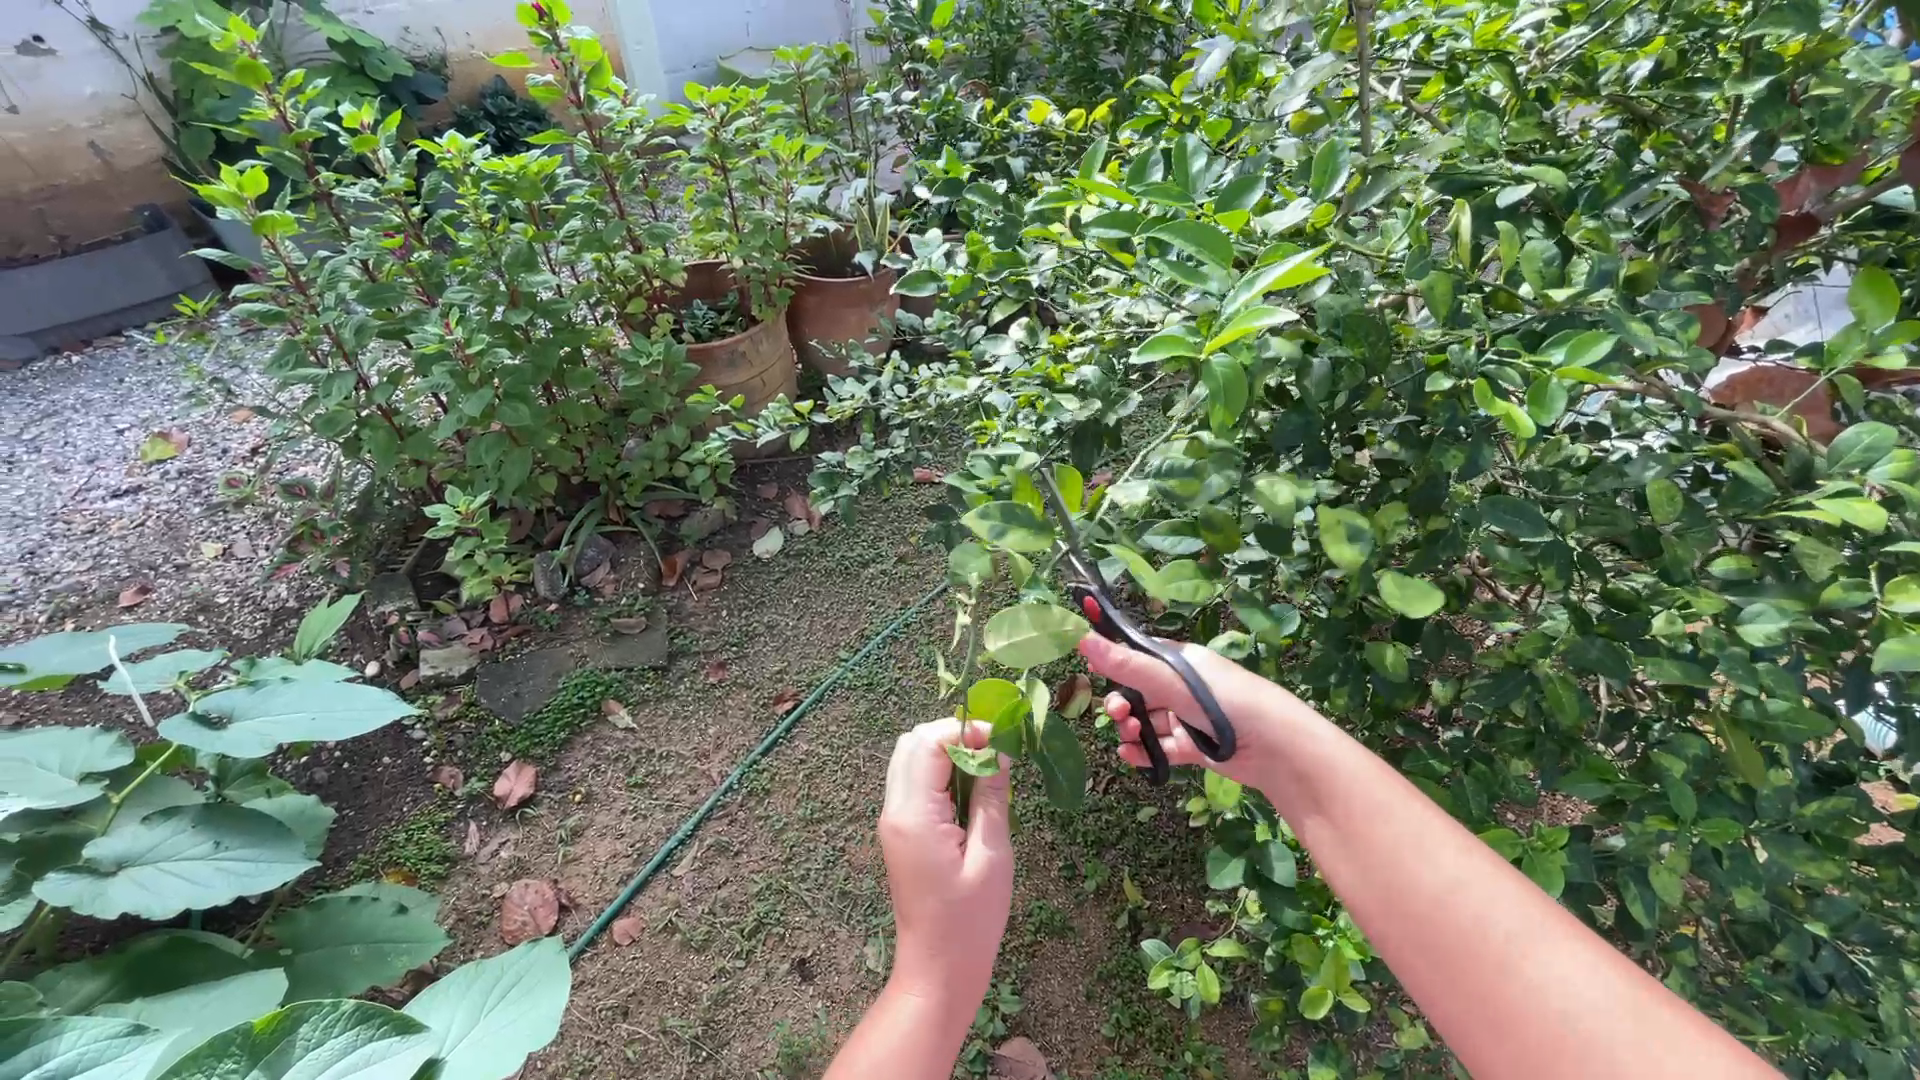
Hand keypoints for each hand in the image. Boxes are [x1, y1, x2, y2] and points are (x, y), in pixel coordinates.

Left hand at [878, 718, 1013, 1003]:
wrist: (937, 970)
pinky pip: (913, 781)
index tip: (1001, 740)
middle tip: (994, 750)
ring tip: (986, 767)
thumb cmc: (970, 921)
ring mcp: (892, 820)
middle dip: (954, 734)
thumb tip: (999, 750)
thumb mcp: (992, 856)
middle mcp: (894, 810)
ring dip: (945, 750)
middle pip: (913, 742)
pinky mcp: (898, 831)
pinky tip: (969, 789)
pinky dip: (939, 772)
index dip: (965, 730)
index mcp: (914, 815)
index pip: (929, 742)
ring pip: (910, 758)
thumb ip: (991, 797)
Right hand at [1078, 632, 1303, 786]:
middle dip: (1123, 703)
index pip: (1139, 656)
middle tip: (1118, 715)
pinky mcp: (1196, 746)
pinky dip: (1145, 751)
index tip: (1093, 674)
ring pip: (1149, 720)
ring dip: (1133, 728)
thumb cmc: (1226, 704)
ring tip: (1131, 738)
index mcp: (1181, 661)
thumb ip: (1127, 666)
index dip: (1115, 664)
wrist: (1278, 750)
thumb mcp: (1173, 682)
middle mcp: (1185, 686)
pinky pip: (1162, 746)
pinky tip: (1130, 756)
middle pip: (1140, 691)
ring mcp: (1191, 717)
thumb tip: (1082, 638)